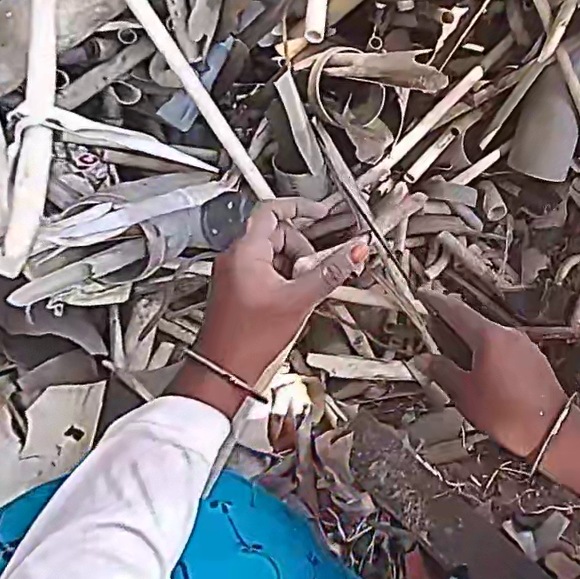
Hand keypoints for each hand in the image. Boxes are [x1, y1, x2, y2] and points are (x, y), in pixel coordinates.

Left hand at [169, 199, 366, 415]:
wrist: (224, 371)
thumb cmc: (248, 339)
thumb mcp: (300, 299)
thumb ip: (331, 272)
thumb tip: (355, 251)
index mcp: (245, 252)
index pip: (272, 211)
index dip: (300, 207)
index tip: (320, 212)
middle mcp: (235, 258)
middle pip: (279, 234)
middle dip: (303, 248)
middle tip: (316, 269)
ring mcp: (235, 273)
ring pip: (275, 253)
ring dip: (296, 264)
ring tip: (304, 287)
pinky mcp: (239, 288)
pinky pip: (268, 269)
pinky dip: (286, 276)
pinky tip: (295, 296)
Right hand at [422, 291, 579, 497]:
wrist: (549, 427)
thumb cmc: (506, 413)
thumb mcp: (465, 393)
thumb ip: (443, 371)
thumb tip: (425, 360)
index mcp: (489, 336)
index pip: (457, 311)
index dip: (437, 302)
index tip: (426, 296)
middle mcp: (509, 333)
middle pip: (475, 322)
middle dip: (454, 325)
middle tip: (436, 331)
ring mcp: (524, 344)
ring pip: (492, 335)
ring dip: (473, 341)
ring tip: (458, 357)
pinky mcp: (534, 356)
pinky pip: (506, 347)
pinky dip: (491, 352)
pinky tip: (485, 370)